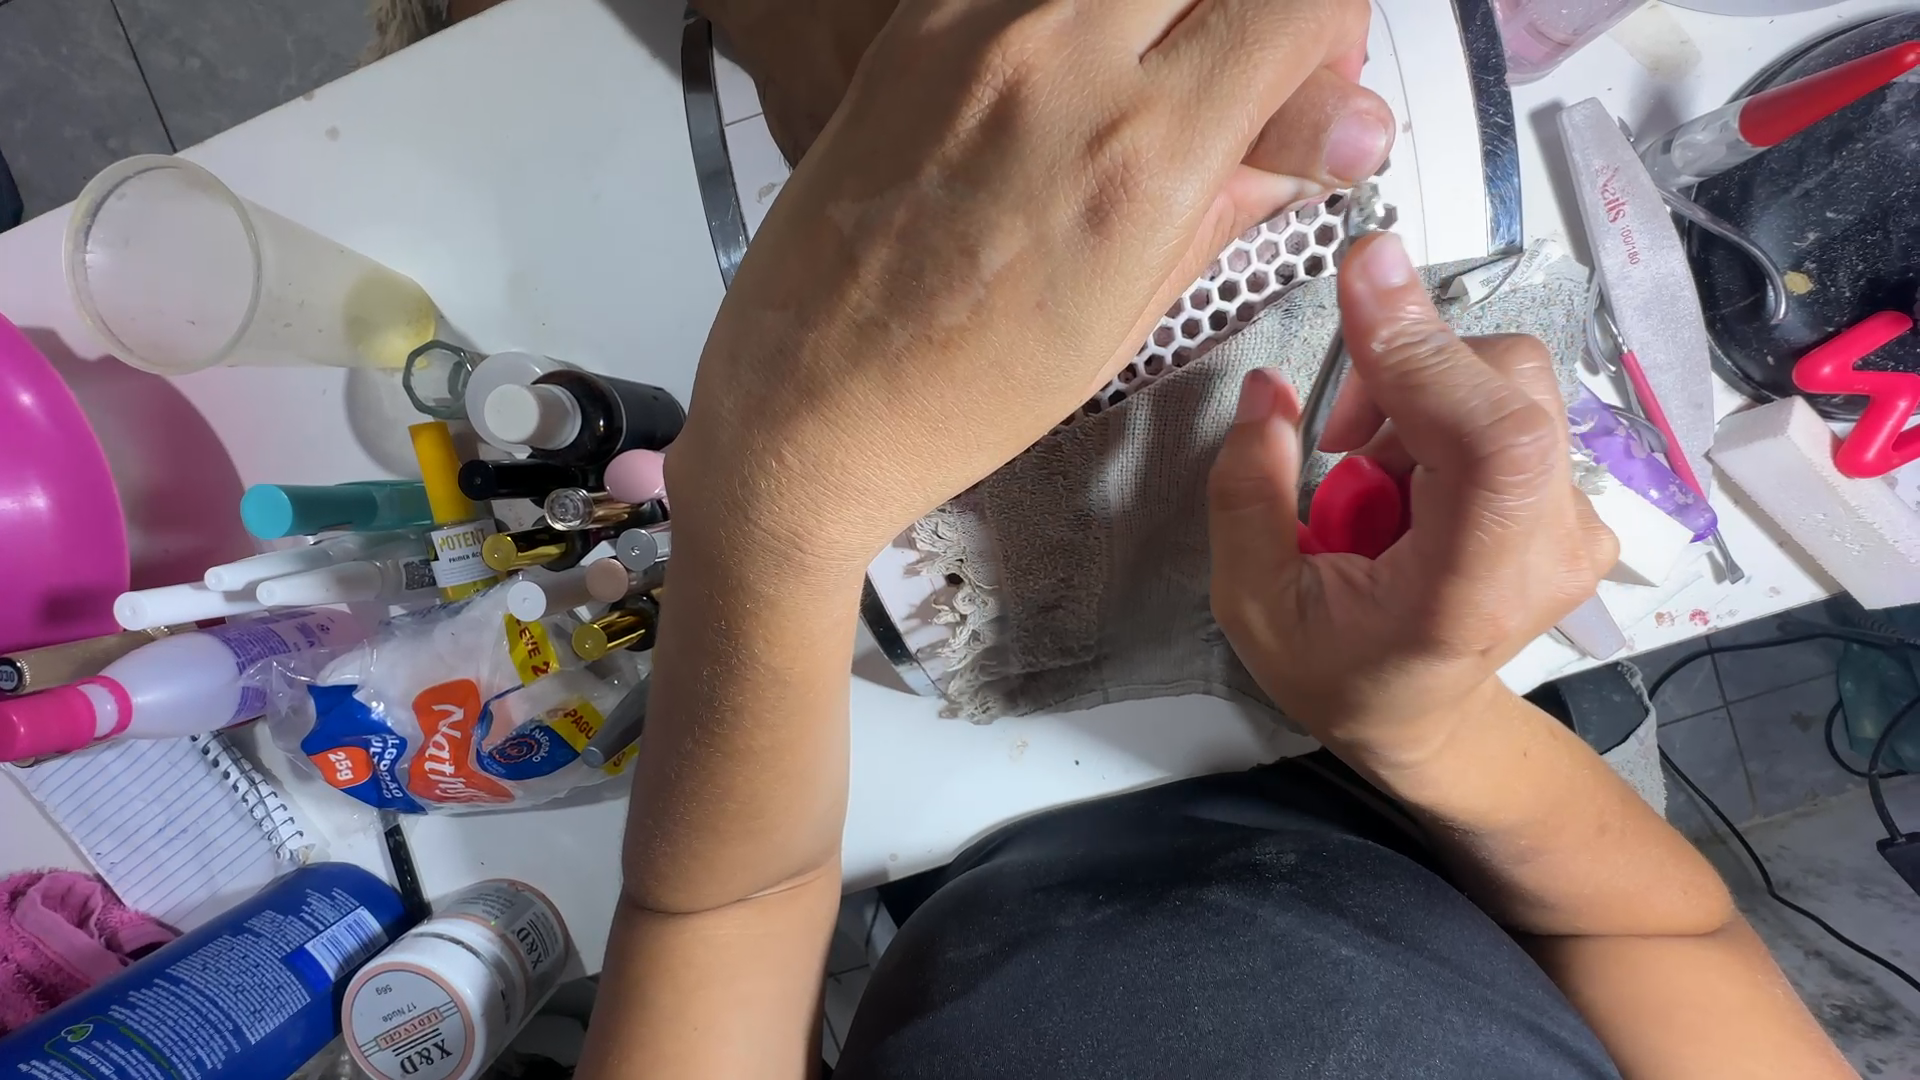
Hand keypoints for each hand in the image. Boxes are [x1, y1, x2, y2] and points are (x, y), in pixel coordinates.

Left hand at [671, 0, 1392, 581]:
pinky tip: (1062, 79)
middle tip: (1239, 71)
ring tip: (1144, 79)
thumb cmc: (955, 403)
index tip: (1312, 89)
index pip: (1299, 1)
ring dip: (1157, 7)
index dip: (1331, 36)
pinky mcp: (909, 31)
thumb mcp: (1113, 330)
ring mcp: (973, 30)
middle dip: (1255, 4)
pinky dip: (1071, 16)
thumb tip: (1293, 153)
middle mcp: (1060, 64)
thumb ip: (1213, 215)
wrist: (810, 408)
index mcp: (1137, 162)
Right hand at [1207, 233, 1617, 772]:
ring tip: (1363, 480)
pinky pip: (1504, 406)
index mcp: (1469, 587)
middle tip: (1332, 441)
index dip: (1425, 348)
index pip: (1489, 442)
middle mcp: (1550, 542)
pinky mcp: (1567, 495)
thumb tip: (1268, 386)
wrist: (1418, 716)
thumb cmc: (1330, 670)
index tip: (1362, 272)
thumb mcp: (1250, 599)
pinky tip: (1401, 483)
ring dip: (1412, 402)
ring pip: (1504, 384)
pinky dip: (1435, 418)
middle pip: (1505, 384)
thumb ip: (1248, 493)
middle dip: (1401, 374)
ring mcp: (1576, 518)